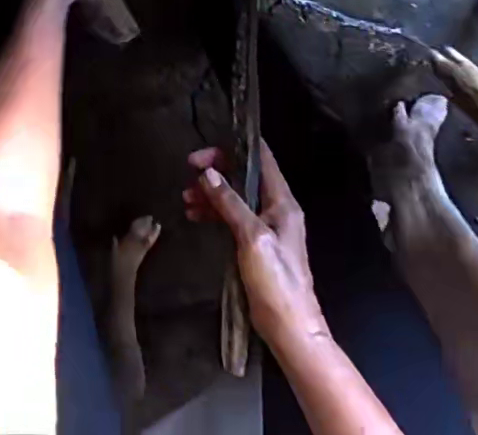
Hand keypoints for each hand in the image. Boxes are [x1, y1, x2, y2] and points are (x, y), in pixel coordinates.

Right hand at [183, 140, 329, 351]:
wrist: (291, 330)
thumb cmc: (277, 281)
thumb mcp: (251, 237)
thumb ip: (230, 203)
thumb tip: (208, 173)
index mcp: (282, 202)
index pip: (261, 158)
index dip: (234, 146)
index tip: (204, 150)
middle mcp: (275, 209)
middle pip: (243, 175)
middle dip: (216, 170)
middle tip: (189, 170)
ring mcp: (265, 226)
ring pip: (234, 195)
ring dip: (210, 192)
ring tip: (186, 197)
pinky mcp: (254, 243)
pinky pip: (231, 216)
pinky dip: (213, 211)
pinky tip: (194, 214)